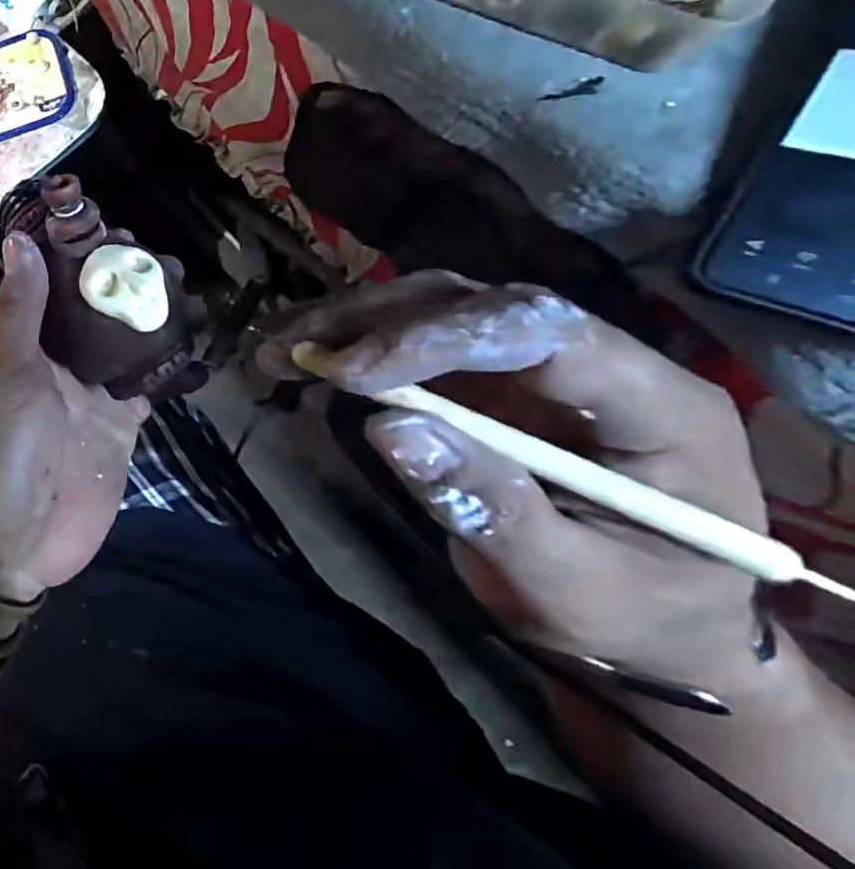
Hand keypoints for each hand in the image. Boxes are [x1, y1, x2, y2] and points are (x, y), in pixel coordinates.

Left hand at [0, 232, 149, 601]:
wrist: (10, 541)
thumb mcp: (2, 369)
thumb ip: (19, 308)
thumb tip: (19, 241)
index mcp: (7, 339)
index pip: (41, 282)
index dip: (70, 254)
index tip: (108, 227)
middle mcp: (45, 357)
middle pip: (86, 306)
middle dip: (119, 280)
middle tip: (159, 259)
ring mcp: (83, 390)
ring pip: (120, 338)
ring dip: (148, 314)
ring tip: (184, 285)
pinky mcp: (115, 421)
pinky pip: (145, 380)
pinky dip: (167, 360)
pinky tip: (195, 335)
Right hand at [259, 270, 767, 687]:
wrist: (640, 627)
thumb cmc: (624, 614)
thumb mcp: (565, 583)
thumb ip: (489, 507)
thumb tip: (388, 427)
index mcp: (653, 406)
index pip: (544, 333)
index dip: (439, 340)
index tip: (348, 374)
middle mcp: (593, 363)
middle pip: (477, 304)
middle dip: (377, 323)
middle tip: (293, 352)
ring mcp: (534, 368)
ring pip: (435, 307)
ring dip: (351, 323)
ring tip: (279, 352)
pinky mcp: (485, 380)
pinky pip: (411, 338)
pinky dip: (350, 343)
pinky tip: (300, 358)